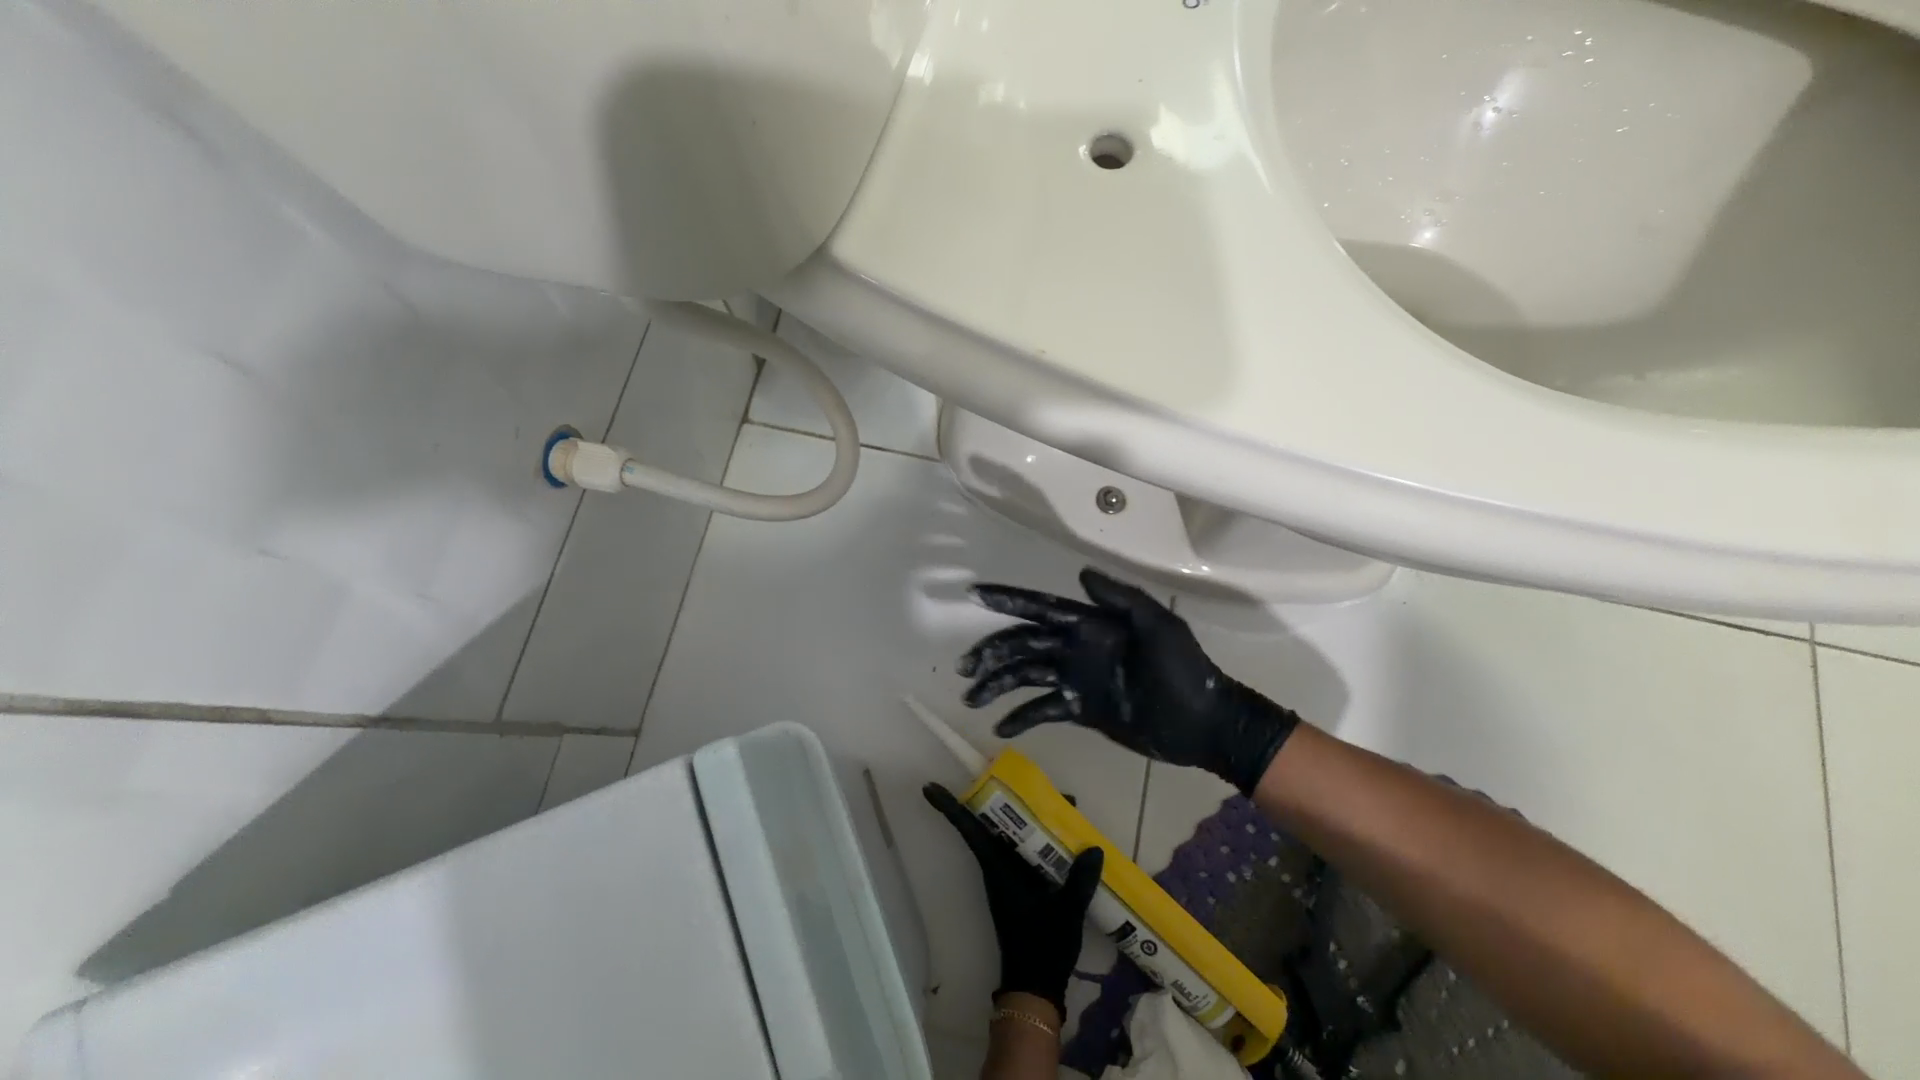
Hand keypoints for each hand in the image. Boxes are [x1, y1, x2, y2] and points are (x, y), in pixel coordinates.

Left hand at [923, 783, 1103, 1014]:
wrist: (1035, 985)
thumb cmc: (1042, 948)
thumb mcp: (1065, 913)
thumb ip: (1079, 880)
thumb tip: (1094, 847)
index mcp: (999, 872)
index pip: (970, 832)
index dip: (950, 808)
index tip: (929, 788)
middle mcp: (998, 870)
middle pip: (993, 825)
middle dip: (1009, 801)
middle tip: (1039, 786)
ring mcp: (1009, 878)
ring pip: (1011, 838)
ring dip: (1030, 819)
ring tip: (1064, 805)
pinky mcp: (1021, 887)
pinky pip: (1025, 853)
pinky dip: (1041, 840)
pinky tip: (1065, 836)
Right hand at [958, 566, 1299, 794]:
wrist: (1206, 724)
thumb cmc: (1186, 671)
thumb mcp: (1161, 628)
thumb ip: (1123, 599)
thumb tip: (1081, 573)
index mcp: (1093, 625)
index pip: (1042, 608)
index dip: (1009, 601)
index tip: (975, 596)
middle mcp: (1078, 648)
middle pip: (1023, 644)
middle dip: (991, 652)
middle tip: (964, 669)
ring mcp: (1078, 679)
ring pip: (1025, 675)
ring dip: (997, 684)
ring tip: (972, 699)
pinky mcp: (1082, 710)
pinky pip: (1043, 710)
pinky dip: (1020, 717)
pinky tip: (1001, 728)